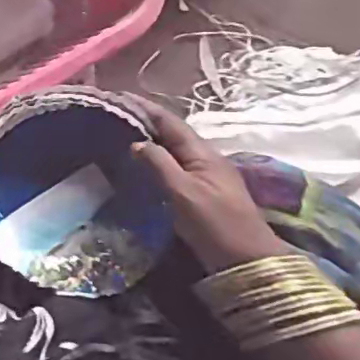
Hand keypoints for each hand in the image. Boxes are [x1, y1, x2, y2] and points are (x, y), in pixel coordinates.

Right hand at [125, 95, 288, 271]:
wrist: (247, 261)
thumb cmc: (216, 225)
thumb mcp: (183, 192)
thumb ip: (159, 164)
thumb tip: (136, 142)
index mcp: (203, 153)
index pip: (170, 122)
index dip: (145, 108)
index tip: (118, 97)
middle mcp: (204, 159)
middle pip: (171, 132)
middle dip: (144, 120)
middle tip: (112, 114)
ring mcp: (204, 176)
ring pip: (171, 149)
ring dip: (147, 138)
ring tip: (119, 133)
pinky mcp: (199, 192)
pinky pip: (172, 166)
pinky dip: (153, 158)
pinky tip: (138, 163)